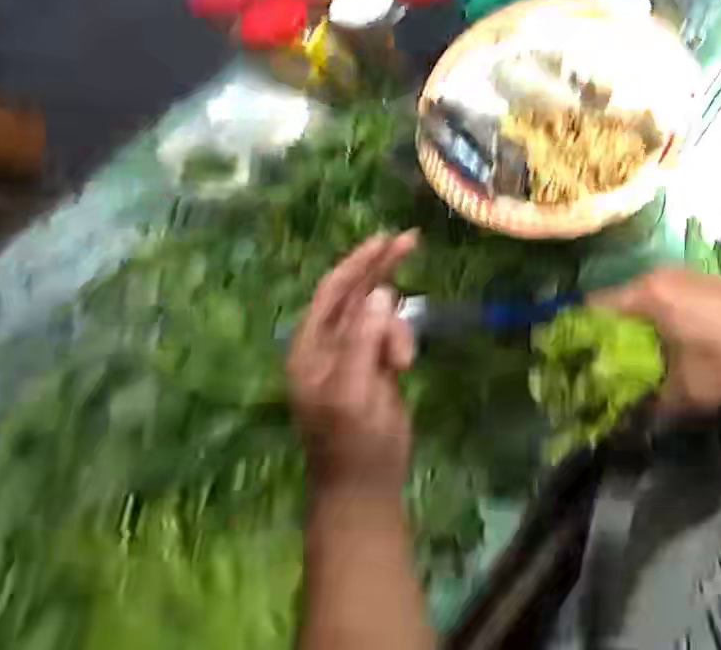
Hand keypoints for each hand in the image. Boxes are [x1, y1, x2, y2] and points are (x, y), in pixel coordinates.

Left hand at [289, 232, 419, 496]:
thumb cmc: (352, 442)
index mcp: (309, 348)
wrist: (366, 484)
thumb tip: (380, 292)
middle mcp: (327, 345)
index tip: (385, 238)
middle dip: (381, 269)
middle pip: (356, 293)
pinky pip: (392, 333)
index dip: (357, 262)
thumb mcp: (354, 390)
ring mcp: (352, 354)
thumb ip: (364, 340)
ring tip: (403, 364)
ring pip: (381, 316)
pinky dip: (402, 341)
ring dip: (397, 329)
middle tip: (411, 239)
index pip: (333, 292)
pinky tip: (405, 365)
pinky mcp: (374, 364)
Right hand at [591, 269, 720, 415]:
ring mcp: (684, 276)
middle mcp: (660, 276)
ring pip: (644, 303)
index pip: (594, 308)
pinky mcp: (703, 283)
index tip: (574, 364)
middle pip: (617, 304)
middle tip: (603, 372)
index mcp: (647, 294)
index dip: (580, 337)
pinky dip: (659, 323)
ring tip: (635, 366)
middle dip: (608, 338)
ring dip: (636, 332)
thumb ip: (652, 409)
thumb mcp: (689, 393)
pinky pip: (666, 301)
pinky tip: (670, 349)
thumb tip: (628, 426)